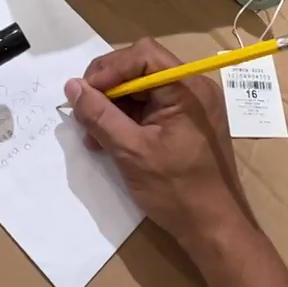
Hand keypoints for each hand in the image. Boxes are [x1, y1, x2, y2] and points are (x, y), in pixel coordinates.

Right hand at [64, 39, 255, 245]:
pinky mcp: (186, 123)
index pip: (143, 55)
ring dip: (113, 106)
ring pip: (142, 89)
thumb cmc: (177, 191)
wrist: (215, 231)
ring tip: (92, 134)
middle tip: (84, 112)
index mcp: (187, 88)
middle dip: (108, 88)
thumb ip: (99, 115)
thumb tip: (72, 87)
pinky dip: (127, 119)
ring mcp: (191, 106)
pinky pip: (151, 107)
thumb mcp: (130, 151)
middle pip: (141, 68)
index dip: (110, 68)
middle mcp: (193, 88)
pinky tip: (108, 140)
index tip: (86, 93)